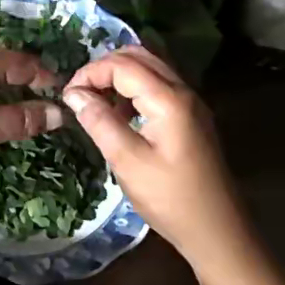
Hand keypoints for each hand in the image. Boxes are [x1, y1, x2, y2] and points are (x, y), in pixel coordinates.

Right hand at [61, 47, 252, 256]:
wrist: (216, 228)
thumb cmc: (170, 199)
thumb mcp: (128, 162)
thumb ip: (101, 122)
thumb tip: (74, 94)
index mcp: (169, 99)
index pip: (123, 65)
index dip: (91, 73)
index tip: (68, 95)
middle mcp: (184, 91)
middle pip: (141, 55)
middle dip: (106, 67)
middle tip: (81, 92)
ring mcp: (192, 103)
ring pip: (152, 67)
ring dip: (121, 75)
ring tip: (97, 102)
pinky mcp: (192, 116)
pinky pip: (161, 86)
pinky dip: (136, 88)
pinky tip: (122, 114)